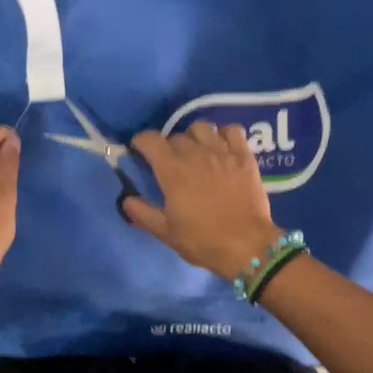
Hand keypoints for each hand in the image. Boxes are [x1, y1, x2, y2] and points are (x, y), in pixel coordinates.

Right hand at [123, 121, 284, 278]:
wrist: (246, 245)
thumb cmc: (202, 241)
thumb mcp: (166, 233)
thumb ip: (143, 213)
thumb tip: (126, 200)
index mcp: (173, 171)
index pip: (150, 140)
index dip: (141, 142)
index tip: (139, 152)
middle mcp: (196, 153)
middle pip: (175, 136)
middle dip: (168, 146)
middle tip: (170, 164)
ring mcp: (223, 152)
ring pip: (202, 127)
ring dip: (194, 136)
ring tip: (196, 151)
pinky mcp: (244, 156)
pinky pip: (232, 130)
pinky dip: (224, 135)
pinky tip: (222, 148)